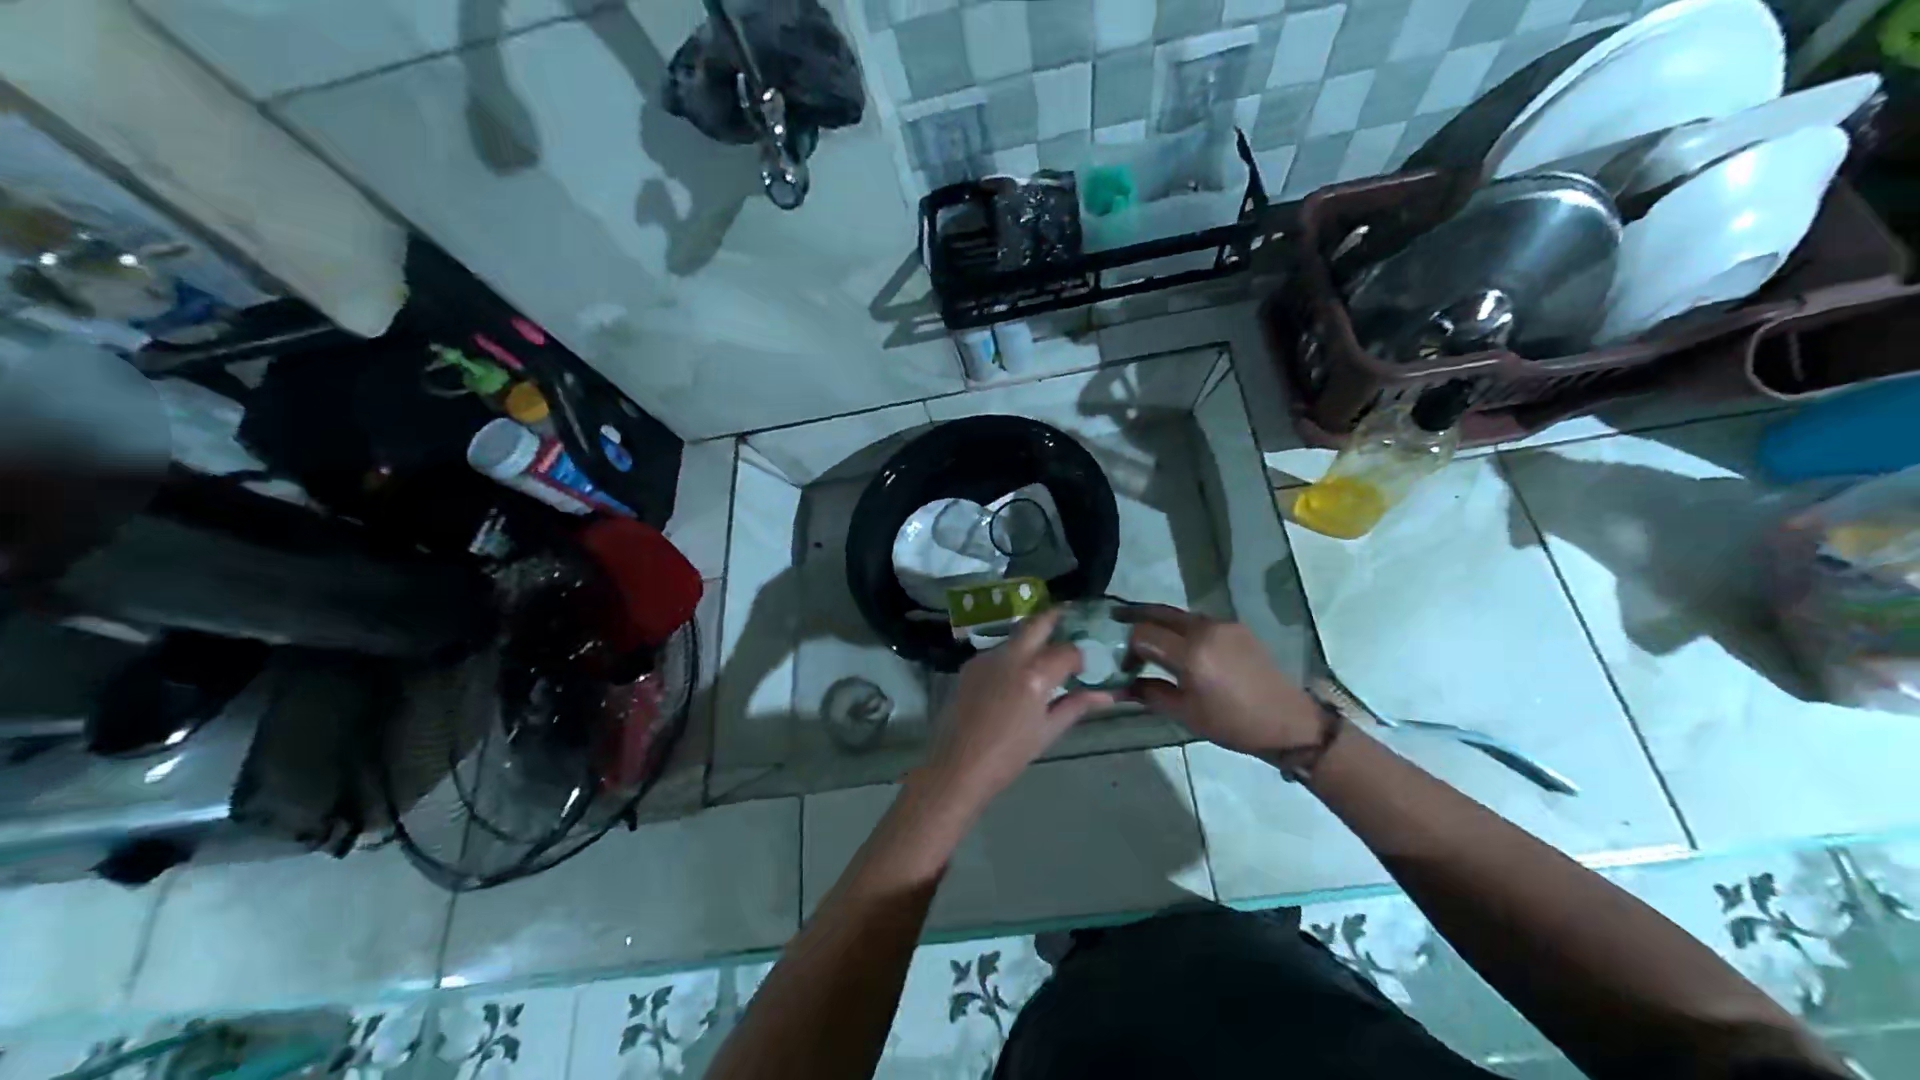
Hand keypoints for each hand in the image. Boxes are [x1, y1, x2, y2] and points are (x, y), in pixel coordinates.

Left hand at [919, 608, 1114, 807]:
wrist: (959, 766)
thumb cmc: (1009, 755)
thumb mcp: (1048, 732)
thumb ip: (1076, 706)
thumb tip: (1106, 696)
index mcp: (1034, 675)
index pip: (1067, 651)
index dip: (1080, 657)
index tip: (1084, 668)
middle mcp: (1010, 657)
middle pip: (1036, 624)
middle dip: (1054, 618)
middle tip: (1069, 618)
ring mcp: (986, 658)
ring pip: (1015, 637)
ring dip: (1032, 639)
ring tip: (1044, 654)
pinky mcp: (970, 665)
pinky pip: (998, 652)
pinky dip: (1012, 656)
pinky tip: (1016, 675)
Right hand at [1120, 604, 1326, 756]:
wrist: (1287, 721)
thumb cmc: (1232, 723)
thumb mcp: (1185, 713)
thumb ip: (1149, 693)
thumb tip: (1122, 687)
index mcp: (1191, 652)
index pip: (1143, 634)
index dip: (1128, 648)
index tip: (1126, 667)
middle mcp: (1205, 629)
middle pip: (1159, 613)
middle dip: (1135, 617)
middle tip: (1115, 618)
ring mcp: (1223, 624)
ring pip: (1179, 614)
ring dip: (1159, 621)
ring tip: (1146, 634)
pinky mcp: (1236, 627)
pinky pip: (1199, 620)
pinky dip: (1181, 627)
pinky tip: (1179, 643)